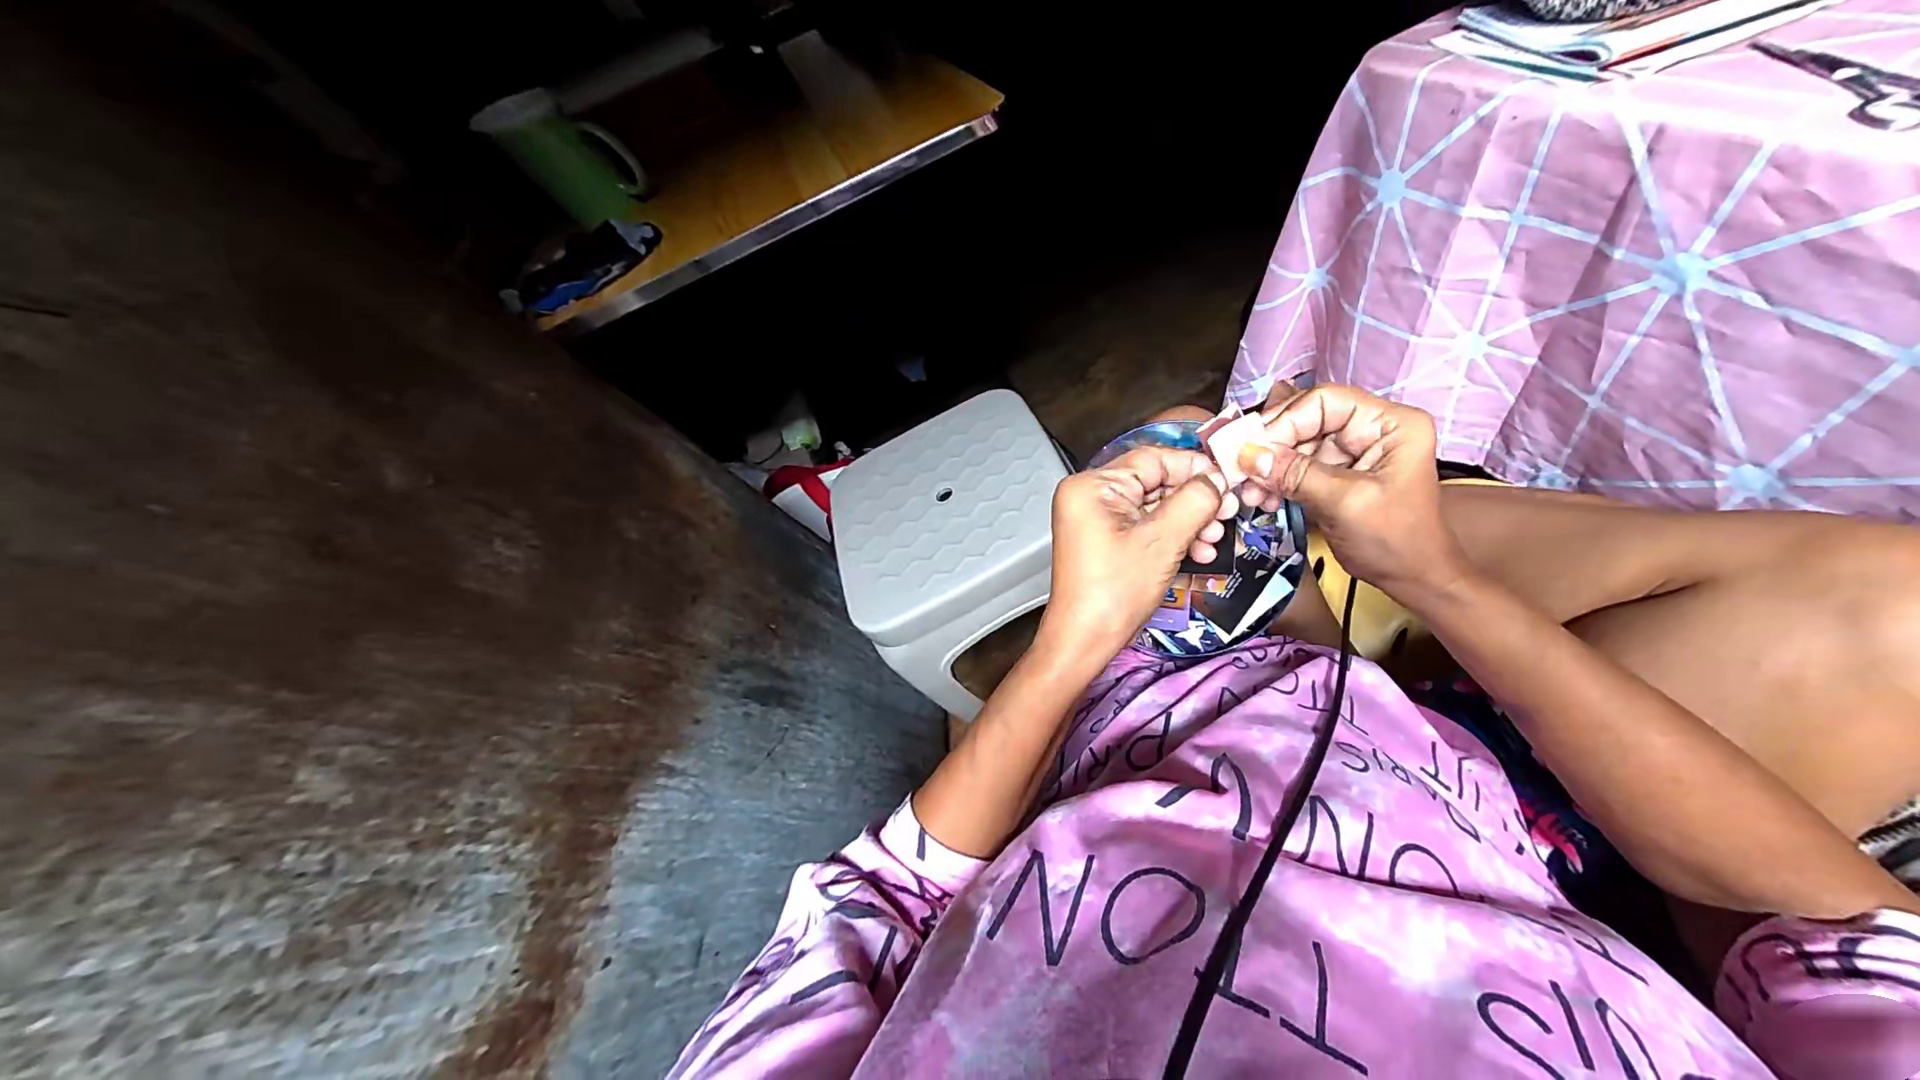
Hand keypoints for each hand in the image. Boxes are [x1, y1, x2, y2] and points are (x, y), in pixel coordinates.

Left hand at [1044, 447, 1237, 653]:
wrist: (1085, 639)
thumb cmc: (1113, 592)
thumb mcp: (1162, 541)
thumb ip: (1194, 501)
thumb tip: (1216, 480)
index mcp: (1092, 486)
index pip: (1152, 459)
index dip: (1194, 467)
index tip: (1227, 479)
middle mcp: (1089, 496)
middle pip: (1155, 482)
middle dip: (1195, 499)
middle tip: (1228, 512)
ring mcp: (1095, 519)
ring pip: (1154, 506)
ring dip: (1190, 520)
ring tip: (1215, 539)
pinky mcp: (1105, 540)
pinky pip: (1145, 526)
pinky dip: (1173, 536)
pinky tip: (1200, 551)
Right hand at [1234, 384, 1466, 595]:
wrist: (1411, 578)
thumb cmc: (1395, 540)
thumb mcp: (1345, 503)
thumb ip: (1295, 475)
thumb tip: (1246, 455)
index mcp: (1390, 423)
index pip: (1325, 401)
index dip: (1285, 421)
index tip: (1253, 449)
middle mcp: (1370, 428)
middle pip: (1305, 419)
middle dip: (1271, 445)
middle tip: (1240, 469)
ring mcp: (1350, 450)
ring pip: (1294, 443)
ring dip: (1267, 467)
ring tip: (1250, 492)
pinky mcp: (1332, 471)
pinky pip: (1294, 465)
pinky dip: (1274, 480)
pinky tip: (1262, 497)